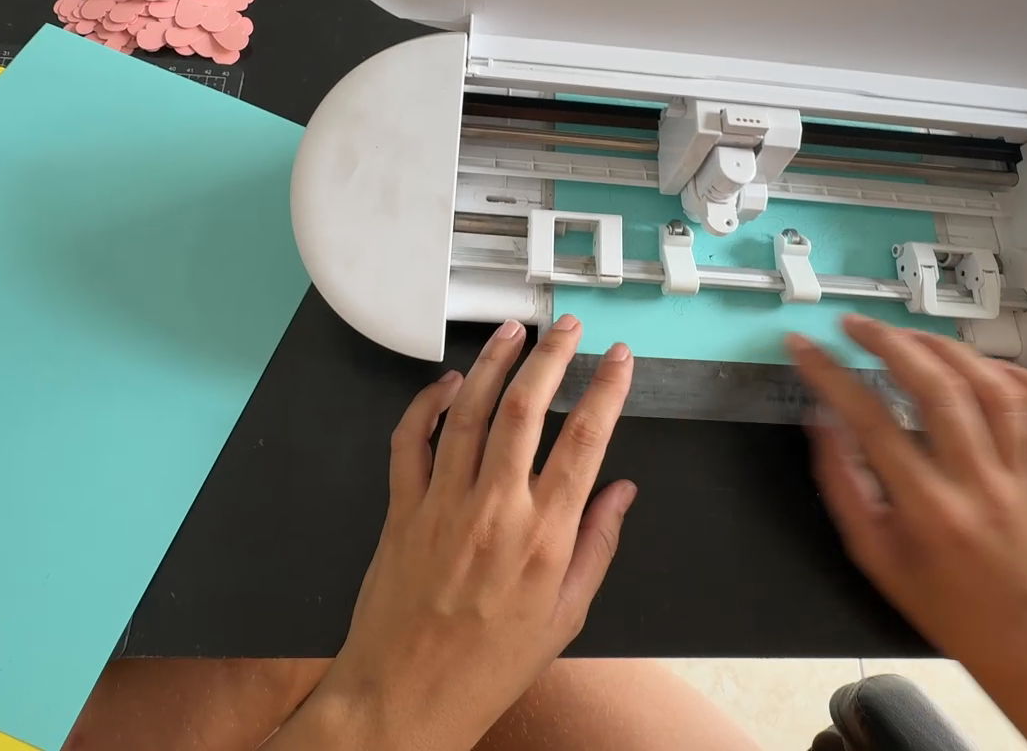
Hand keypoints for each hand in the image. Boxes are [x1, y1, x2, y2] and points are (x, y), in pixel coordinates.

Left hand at [288, 316, 636, 750]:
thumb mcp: (566, 617)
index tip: (618, 359)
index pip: (585, 441)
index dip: (606, 390)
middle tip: (566, 327)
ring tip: (513, 331)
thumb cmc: (489, 665)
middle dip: (550, 356)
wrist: (403, 699)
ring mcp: (442, 502)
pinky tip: (449, 381)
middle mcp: (494, 509)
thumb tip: (624, 490)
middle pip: (526, 410)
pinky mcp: (402, 505)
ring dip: (494, 363)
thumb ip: (598, 545)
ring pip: (469, 411)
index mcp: (543, 538)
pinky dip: (427, 402)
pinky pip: (410, 438)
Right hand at [788, 315, 1026, 675]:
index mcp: (929, 508)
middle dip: (891, 344)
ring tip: (908, 335)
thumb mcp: (870, 553)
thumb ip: (841, 482)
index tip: (802, 347)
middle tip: (855, 325)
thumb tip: (820, 418)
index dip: (831, 375)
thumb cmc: (940, 603)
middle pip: (941, 390)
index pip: (872, 421)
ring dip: (948, 349)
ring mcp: (1023, 474)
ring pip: (996, 389)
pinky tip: (988, 367)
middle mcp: (980, 482)